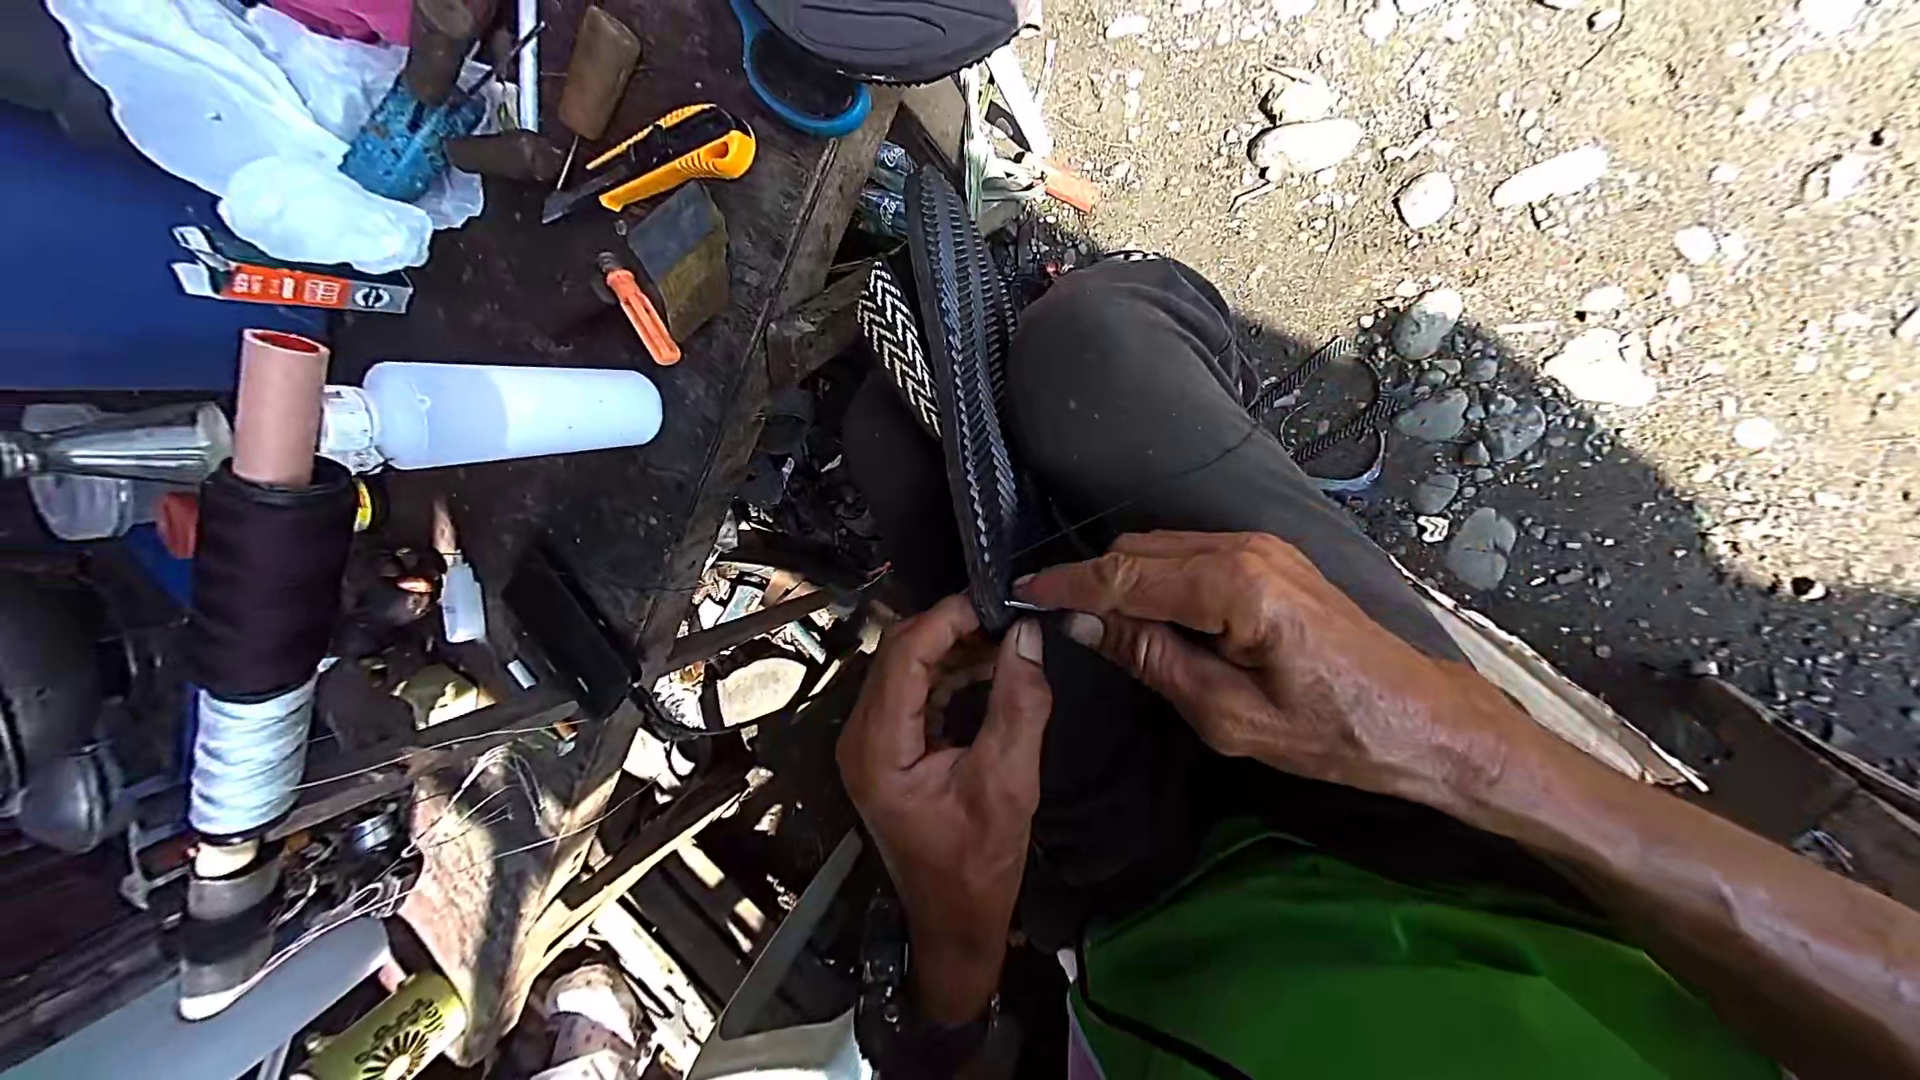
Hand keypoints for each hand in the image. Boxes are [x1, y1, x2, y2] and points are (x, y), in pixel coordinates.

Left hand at [837, 595, 1052, 1023]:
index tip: (994, 604)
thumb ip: (1019, 707)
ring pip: (908, 664)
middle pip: (900, 652)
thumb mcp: (1009, 786)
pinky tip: (988, 667)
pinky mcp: (888, 743)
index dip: (948, 618)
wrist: (955, 921)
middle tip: (1005, 619)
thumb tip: (1026, 638)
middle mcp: (862, 735)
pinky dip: (951, 670)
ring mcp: (871, 739)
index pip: (904, 654)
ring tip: (1004, 639)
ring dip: (955, 646)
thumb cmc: (978, 867)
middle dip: (953, 627)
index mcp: (878, 748)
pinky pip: (915, 687)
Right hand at [1016, 531, 1540, 812]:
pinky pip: (1185, 552)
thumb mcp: (1227, 716)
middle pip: (1136, 551)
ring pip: (1157, 547)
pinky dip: (1151, 576)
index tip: (1023, 591)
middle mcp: (1242, 547)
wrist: (1425, 719)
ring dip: (1119, 579)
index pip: (1126, 577)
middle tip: (1058, 621)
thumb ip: (1150, 659)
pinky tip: (1143, 611)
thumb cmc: (1332, 733)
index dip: (1068, 585)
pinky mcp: (1266, 553)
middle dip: (1090, 582)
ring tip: (1094, 622)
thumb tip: (1084, 625)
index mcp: (1235, 587)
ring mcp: (1258, 544)